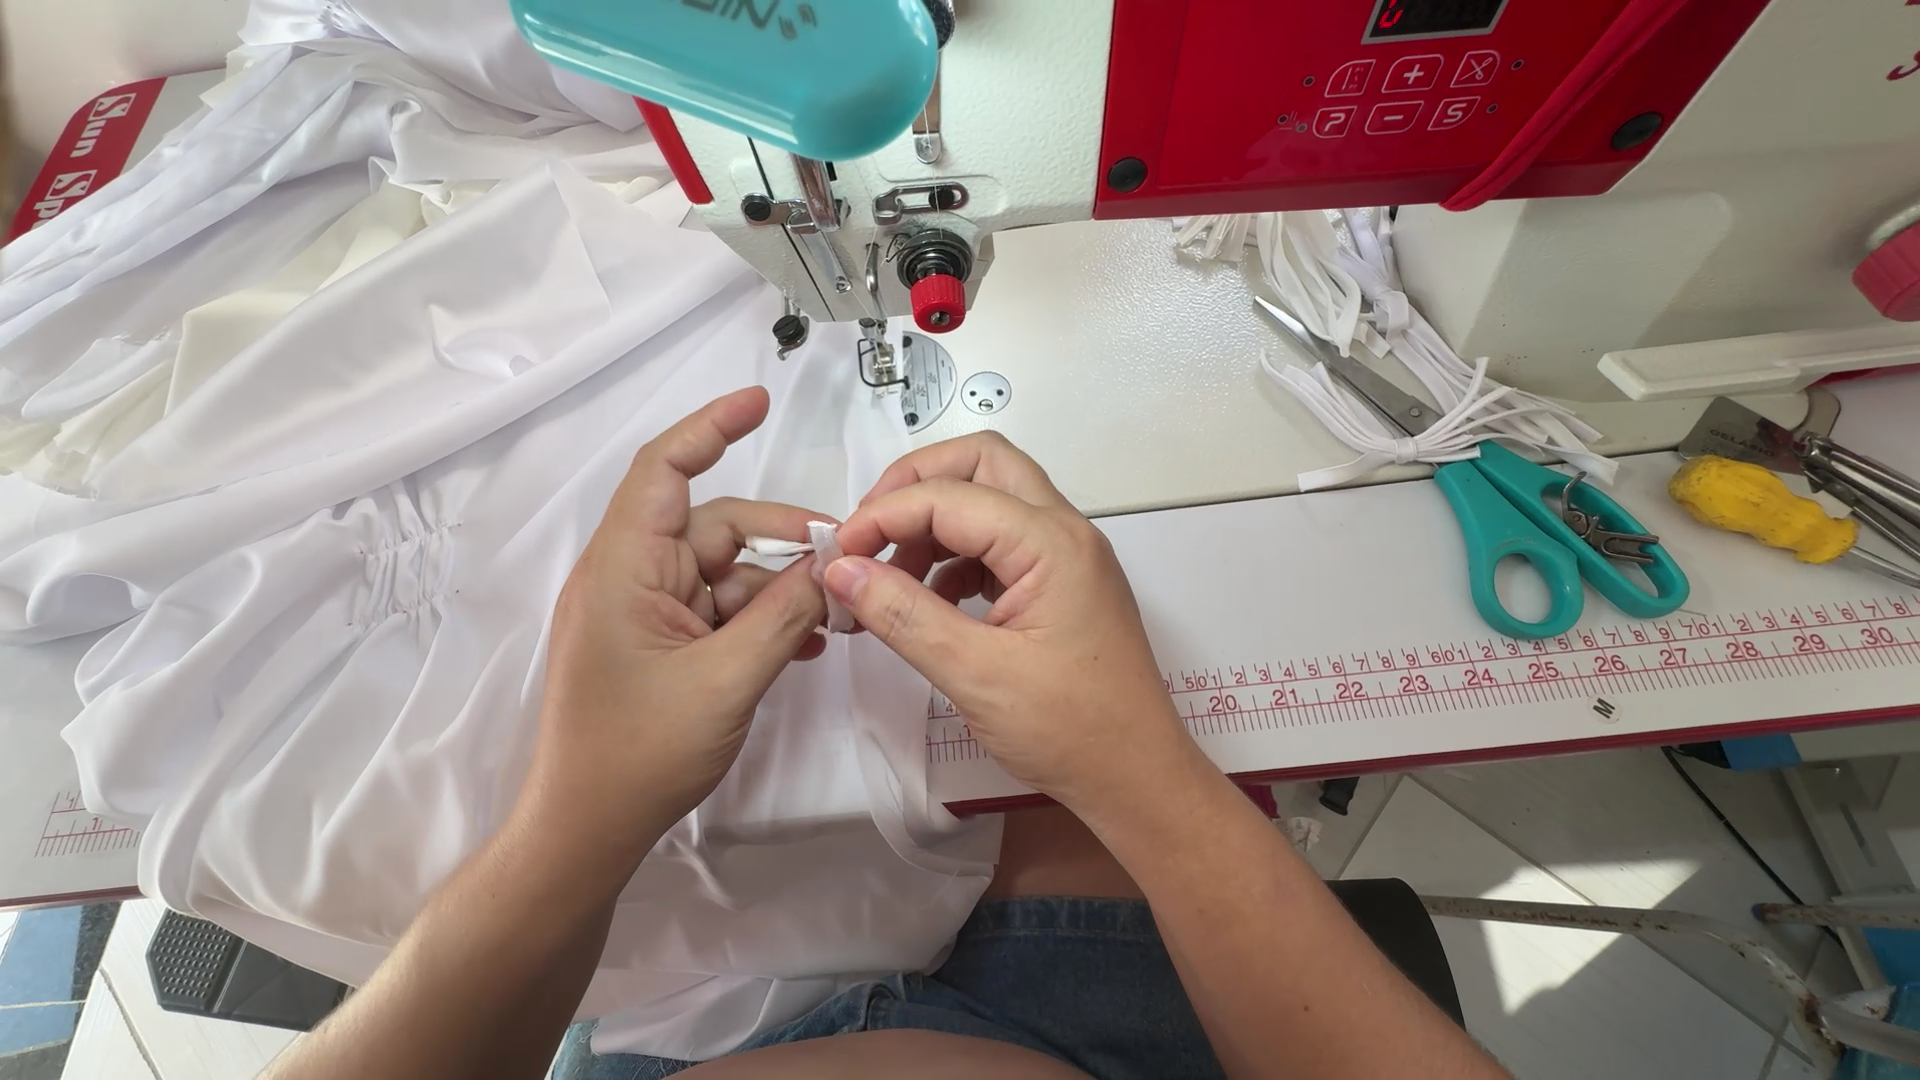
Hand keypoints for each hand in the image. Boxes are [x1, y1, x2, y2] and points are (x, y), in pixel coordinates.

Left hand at [522, 388, 828, 859]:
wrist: (588, 831)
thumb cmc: (639, 753)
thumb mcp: (727, 681)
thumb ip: (785, 618)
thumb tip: (829, 572)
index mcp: (626, 569)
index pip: (664, 471)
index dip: (711, 428)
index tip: (760, 402)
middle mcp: (634, 577)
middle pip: (719, 528)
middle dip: (784, 543)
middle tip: (845, 564)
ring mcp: (650, 612)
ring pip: (731, 574)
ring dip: (782, 593)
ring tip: (831, 625)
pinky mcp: (666, 643)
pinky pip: (725, 611)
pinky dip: (764, 621)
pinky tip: (804, 646)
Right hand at [823, 432, 1194, 812]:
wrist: (1137, 777)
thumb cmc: (1069, 730)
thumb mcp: (975, 674)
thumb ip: (903, 615)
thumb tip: (840, 570)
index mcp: (1052, 543)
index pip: (951, 496)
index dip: (885, 515)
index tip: (837, 553)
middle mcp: (1064, 531)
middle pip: (983, 463)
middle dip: (916, 484)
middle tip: (869, 530)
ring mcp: (1065, 555)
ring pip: (990, 499)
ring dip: (933, 522)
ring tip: (888, 578)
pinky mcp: (1058, 582)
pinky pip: (998, 543)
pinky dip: (954, 556)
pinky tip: (926, 600)